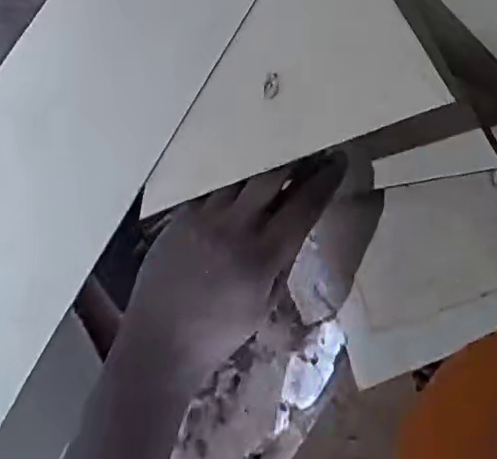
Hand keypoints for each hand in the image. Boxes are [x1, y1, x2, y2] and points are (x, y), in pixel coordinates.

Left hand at [121, 153, 347, 377]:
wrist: (159, 342)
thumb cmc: (218, 333)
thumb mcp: (264, 305)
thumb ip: (282, 262)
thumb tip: (295, 225)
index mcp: (263, 256)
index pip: (303, 206)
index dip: (324, 181)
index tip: (337, 162)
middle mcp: (236, 228)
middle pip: (272, 177)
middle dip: (294, 161)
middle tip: (306, 153)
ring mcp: (206, 217)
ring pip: (240, 176)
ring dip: (260, 170)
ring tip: (271, 164)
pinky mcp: (182, 215)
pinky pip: (211, 189)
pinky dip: (228, 186)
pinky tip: (234, 187)